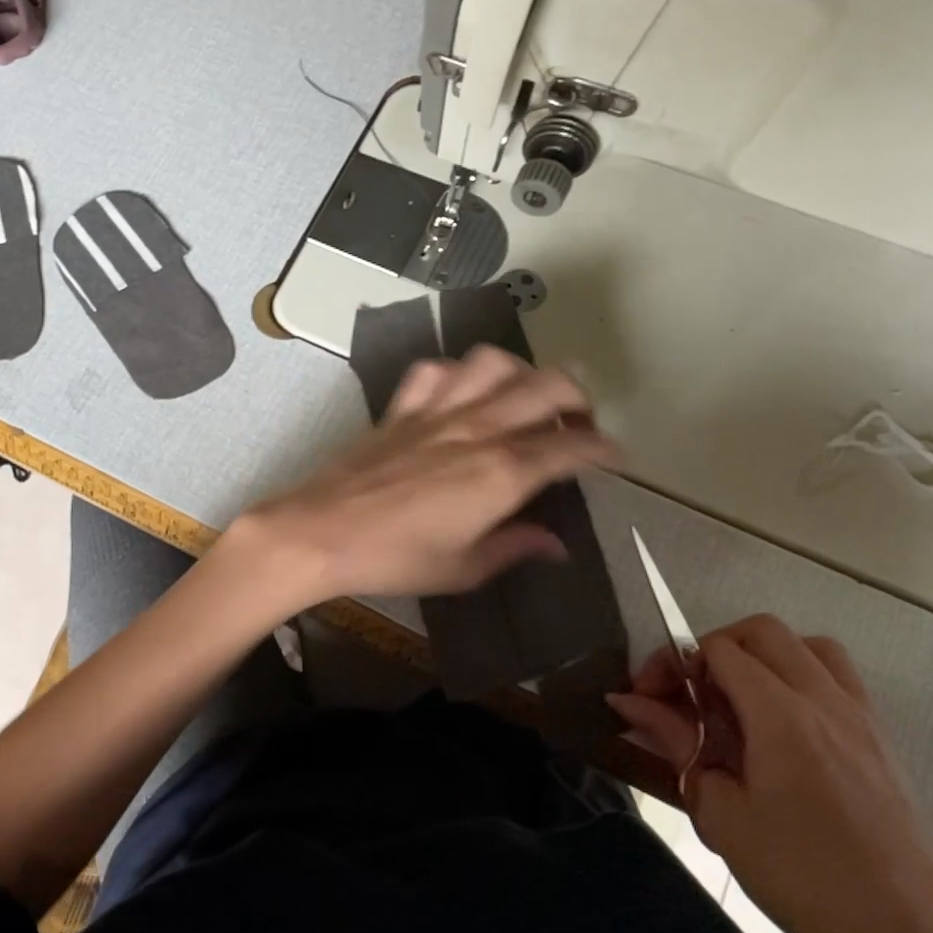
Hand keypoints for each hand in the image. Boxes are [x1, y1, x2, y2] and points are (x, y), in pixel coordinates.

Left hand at [227, 346, 616, 605]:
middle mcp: (476, 429)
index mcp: (501, 472)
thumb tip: (555, 544)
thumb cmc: (393, 558)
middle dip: (577, 398)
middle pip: (546, 386)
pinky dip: (458, 374)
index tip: (613, 458)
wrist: (319, 532)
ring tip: (524, 399)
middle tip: (578, 424)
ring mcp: (435, 411)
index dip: (602, 449)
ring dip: (520, 373)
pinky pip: (436, 371)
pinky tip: (462, 394)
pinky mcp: (400, 409)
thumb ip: (514, 548)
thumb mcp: (461, 569)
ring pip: (493, 363)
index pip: (569, 447)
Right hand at [608, 616, 932, 932]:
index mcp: (782, 713)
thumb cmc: (802, 876)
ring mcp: (862, 722)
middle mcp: (826, 701)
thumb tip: (630, 701)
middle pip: (764, 633)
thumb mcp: (721, 813)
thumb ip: (678, 744)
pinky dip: (800, 685)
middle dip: (714, 648)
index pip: (717, 650)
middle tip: (688, 695)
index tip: (646, 700)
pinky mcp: (882, 748)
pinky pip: (839, 685)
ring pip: (811, 650)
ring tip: (737, 704)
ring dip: (765, 659)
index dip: (672, 663)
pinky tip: (778, 736)